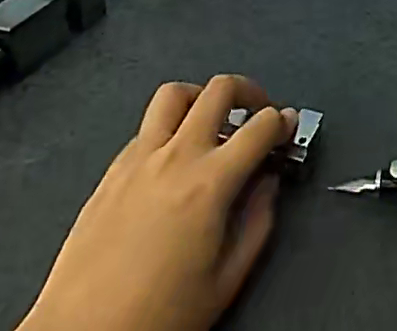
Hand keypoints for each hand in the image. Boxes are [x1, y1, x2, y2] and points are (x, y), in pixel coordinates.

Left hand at [19, 76, 296, 330]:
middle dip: (249, 90)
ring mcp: (138, 162)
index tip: (287, 127)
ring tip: (212, 117)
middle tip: (257, 110)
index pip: (262, 124)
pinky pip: (144, 129)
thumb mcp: (228, 278)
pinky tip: (174, 157)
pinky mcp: (109, 175)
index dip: (283, 120)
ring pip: (174, 94)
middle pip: (220, 88)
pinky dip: (168, 129)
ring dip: (201, 98)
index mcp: (210, 183)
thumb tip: (268, 185)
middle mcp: (175, 160)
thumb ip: (259, 220)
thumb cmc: (152, 317)